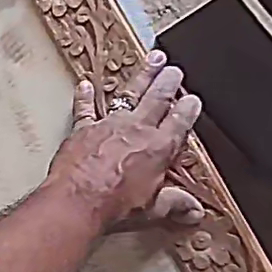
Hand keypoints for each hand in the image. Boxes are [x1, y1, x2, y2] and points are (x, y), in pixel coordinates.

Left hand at [43, 52, 203, 230]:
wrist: (77, 201)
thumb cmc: (113, 206)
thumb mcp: (152, 209)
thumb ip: (175, 205)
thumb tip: (195, 212)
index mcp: (159, 147)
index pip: (180, 122)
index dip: (188, 109)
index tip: (193, 99)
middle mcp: (137, 129)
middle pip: (158, 99)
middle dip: (168, 82)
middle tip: (175, 69)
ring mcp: (109, 125)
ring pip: (129, 94)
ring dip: (142, 75)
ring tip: (152, 58)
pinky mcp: (82, 129)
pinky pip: (84, 108)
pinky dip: (84, 96)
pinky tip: (84, 84)